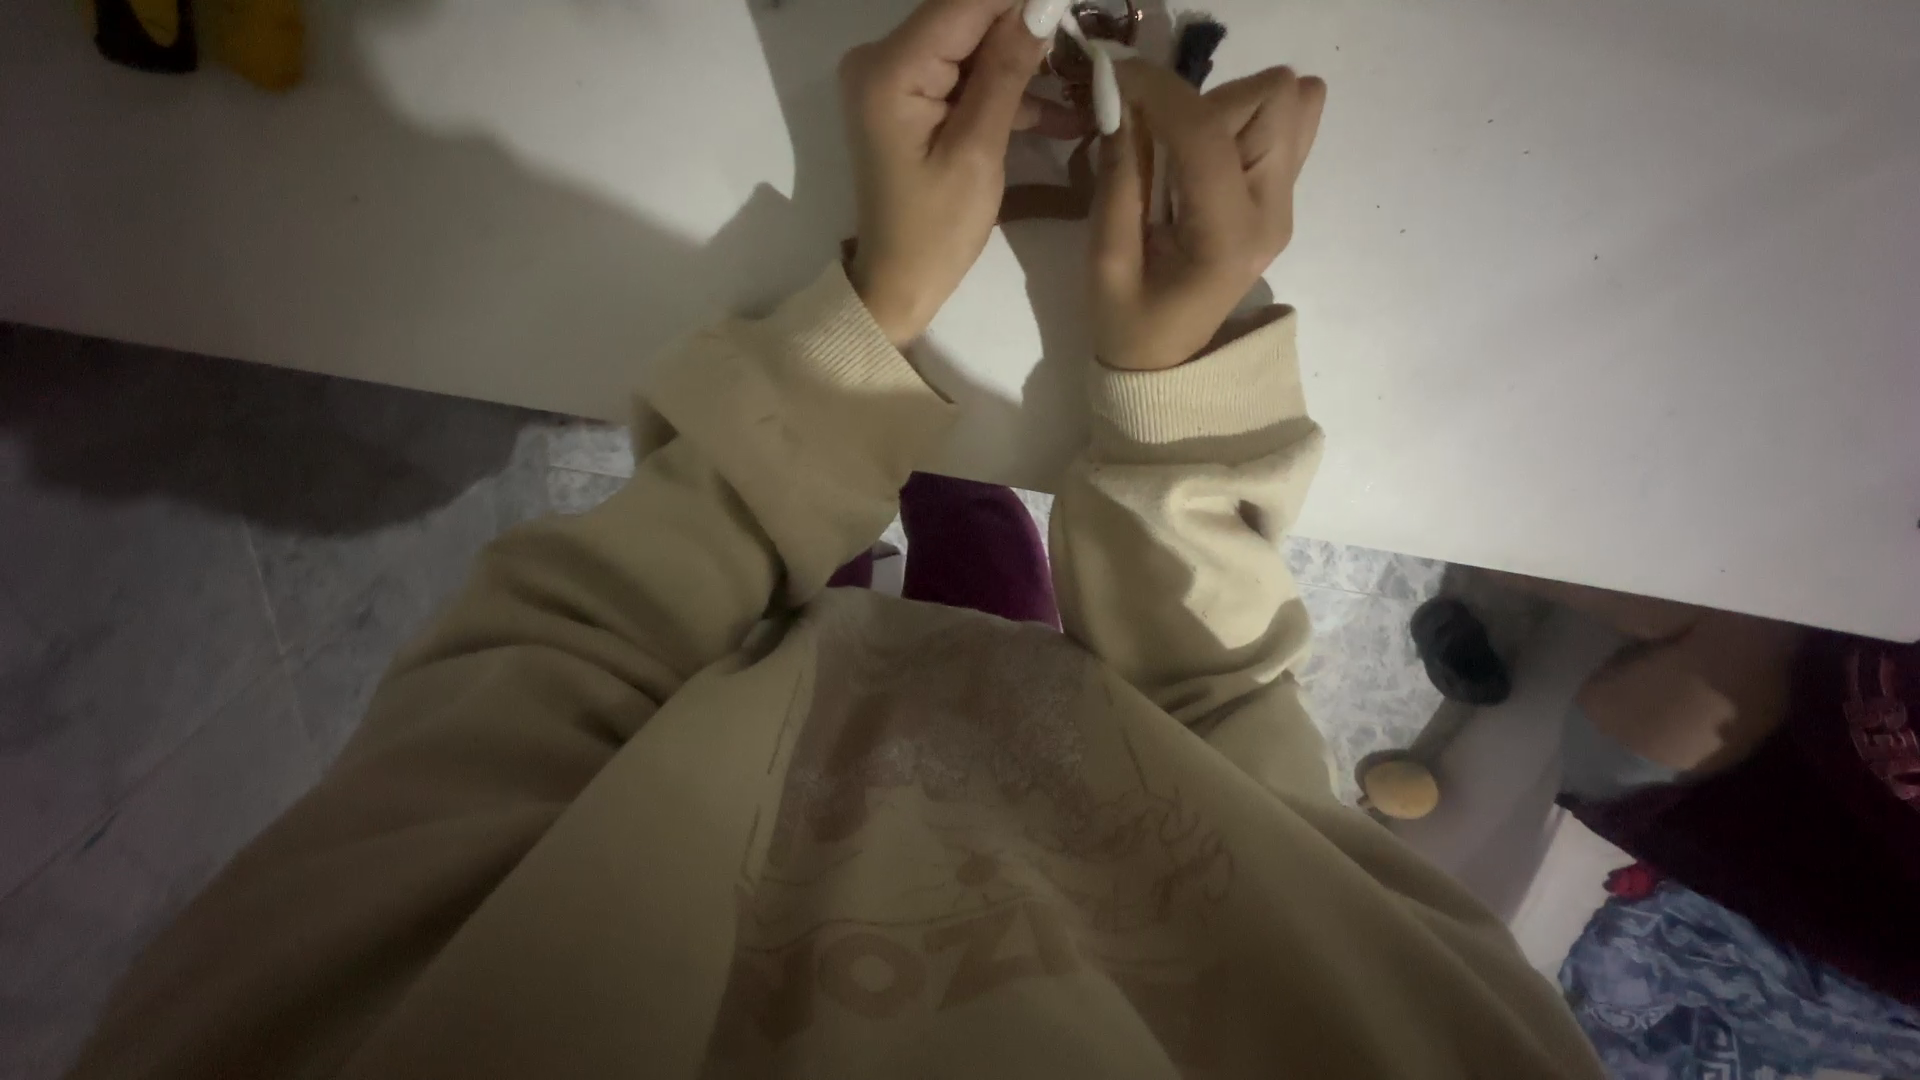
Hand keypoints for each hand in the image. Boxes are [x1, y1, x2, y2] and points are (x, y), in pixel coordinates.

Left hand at [840, 0, 1071, 345]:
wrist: (897, 284)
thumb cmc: (935, 233)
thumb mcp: (977, 153)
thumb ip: (1006, 73)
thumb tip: (1040, 6)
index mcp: (890, 71)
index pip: (965, 2)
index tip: (1070, 3)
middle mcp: (882, 60)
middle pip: (967, 18)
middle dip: (1025, 26)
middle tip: (1082, 43)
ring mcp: (893, 80)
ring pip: (971, 47)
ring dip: (1022, 62)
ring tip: (1081, 78)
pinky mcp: (909, 102)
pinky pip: (962, 79)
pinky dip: (1003, 91)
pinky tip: (1055, 110)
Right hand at [1092, 62, 1325, 371]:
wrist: (1164, 361)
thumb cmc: (1128, 322)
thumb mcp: (1105, 260)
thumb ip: (1118, 178)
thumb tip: (1121, 100)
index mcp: (1227, 237)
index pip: (1208, 133)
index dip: (1159, 92)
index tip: (1118, 78)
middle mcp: (1273, 211)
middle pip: (1272, 98)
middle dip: (1204, 103)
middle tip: (1159, 142)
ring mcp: (1284, 202)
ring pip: (1284, 102)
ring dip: (1224, 108)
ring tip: (1181, 154)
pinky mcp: (1280, 197)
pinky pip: (1286, 125)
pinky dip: (1245, 118)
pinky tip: (1209, 152)